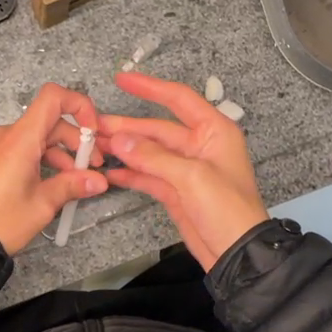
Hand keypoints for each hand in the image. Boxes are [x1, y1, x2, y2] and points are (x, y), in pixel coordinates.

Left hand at [0, 82, 107, 252]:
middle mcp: (3, 135)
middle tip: (89, 168)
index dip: (79, 106)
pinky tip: (47, 183)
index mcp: (19, 140)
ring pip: (33, 137)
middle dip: (73, 141)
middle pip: (47, 122)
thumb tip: (97, 181)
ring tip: (71, 182)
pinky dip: (36, 159)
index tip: (91, 132)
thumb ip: (72, 186)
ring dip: (56, 154)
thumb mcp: (42, 205)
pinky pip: (17, 148)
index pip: (53, 98)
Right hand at [99, 71, 268, 270]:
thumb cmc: (227, 209)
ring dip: (123, 150)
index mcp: (213, 131)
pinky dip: (130, 174)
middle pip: (157, 129)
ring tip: (94, 146)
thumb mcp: (191, 177)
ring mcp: (186, 170)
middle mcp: (199, 146)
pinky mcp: (176, 192)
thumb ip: (153, 157)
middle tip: (94, 126)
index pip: (178, 99)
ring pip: (149, 153)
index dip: (150, 87)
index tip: (122, 78)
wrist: (237, 252)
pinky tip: (109, 172)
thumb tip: (119, 140)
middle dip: (126, 127)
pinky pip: (149, 177)